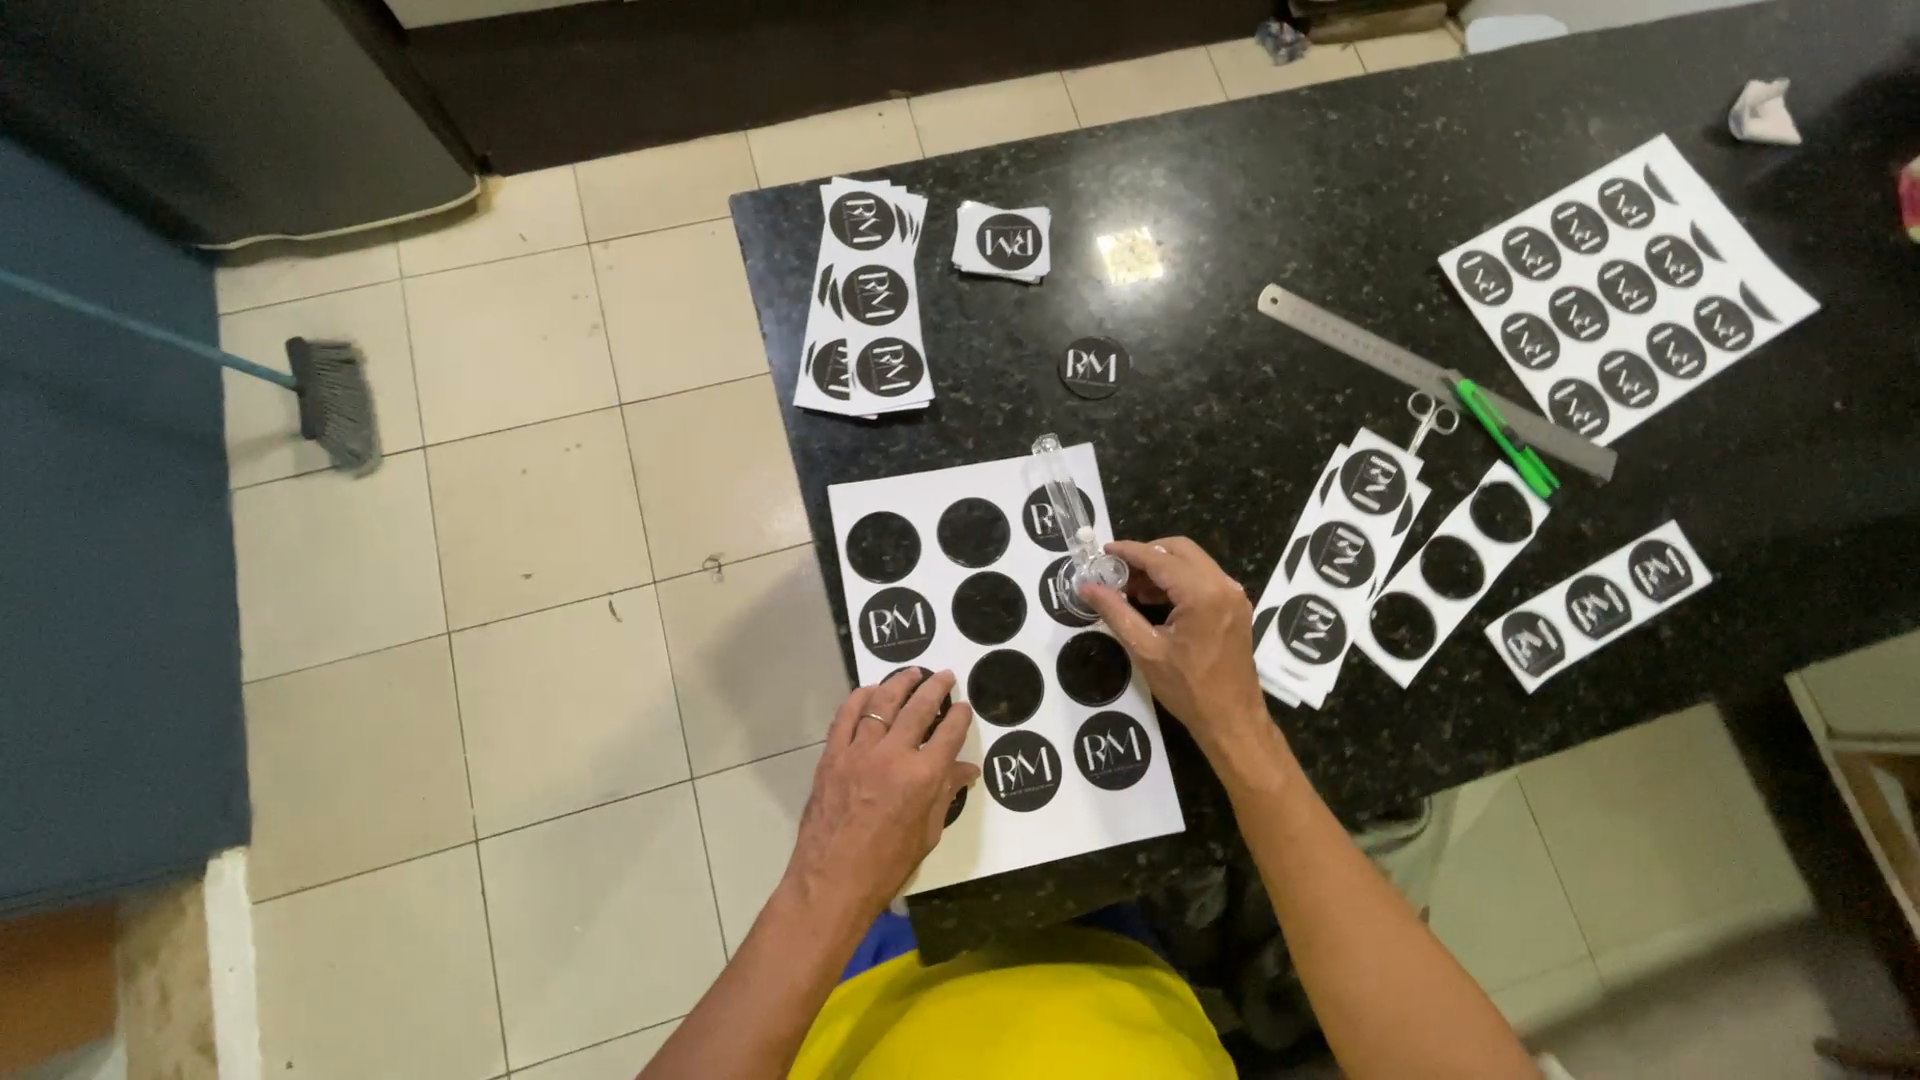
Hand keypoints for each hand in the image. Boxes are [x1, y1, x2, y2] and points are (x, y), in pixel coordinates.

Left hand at [784, 669, 978, 920]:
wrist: (830, 882)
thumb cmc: (886, 866)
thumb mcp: (927, 833)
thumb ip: (945, 794)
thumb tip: (966, 771)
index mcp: (923, 777)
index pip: (949, 734)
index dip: (959, 716)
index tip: (963, 706)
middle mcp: (893, 756)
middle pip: (918, 709)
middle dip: (935, 688)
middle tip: (944, 675)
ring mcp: (859, 752)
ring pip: (882, 704)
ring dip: (899, 684)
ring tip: (911, 673)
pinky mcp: (832, 756)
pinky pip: (845, 717)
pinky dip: (858, 698)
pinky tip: (869, 690)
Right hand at [1079, 538, 1272, 753]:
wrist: (1232, 720)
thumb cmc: (1188, 689)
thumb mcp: (1145, 650)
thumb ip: (1116, 612)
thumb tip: (1088, 588)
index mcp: (1202, 594)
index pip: (1159, 558)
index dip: (1129, 552)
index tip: (1103, 551)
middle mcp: (1223, 586)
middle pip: (1180, 549)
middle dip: (1146, 554)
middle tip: (1116, 571)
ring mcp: (1233, 595)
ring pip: (1192, 562)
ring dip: (1161, 567)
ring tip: (1130, 588)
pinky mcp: (1235, 607)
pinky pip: (1203, 578)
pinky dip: (1177, 580)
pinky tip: (1154, 599)